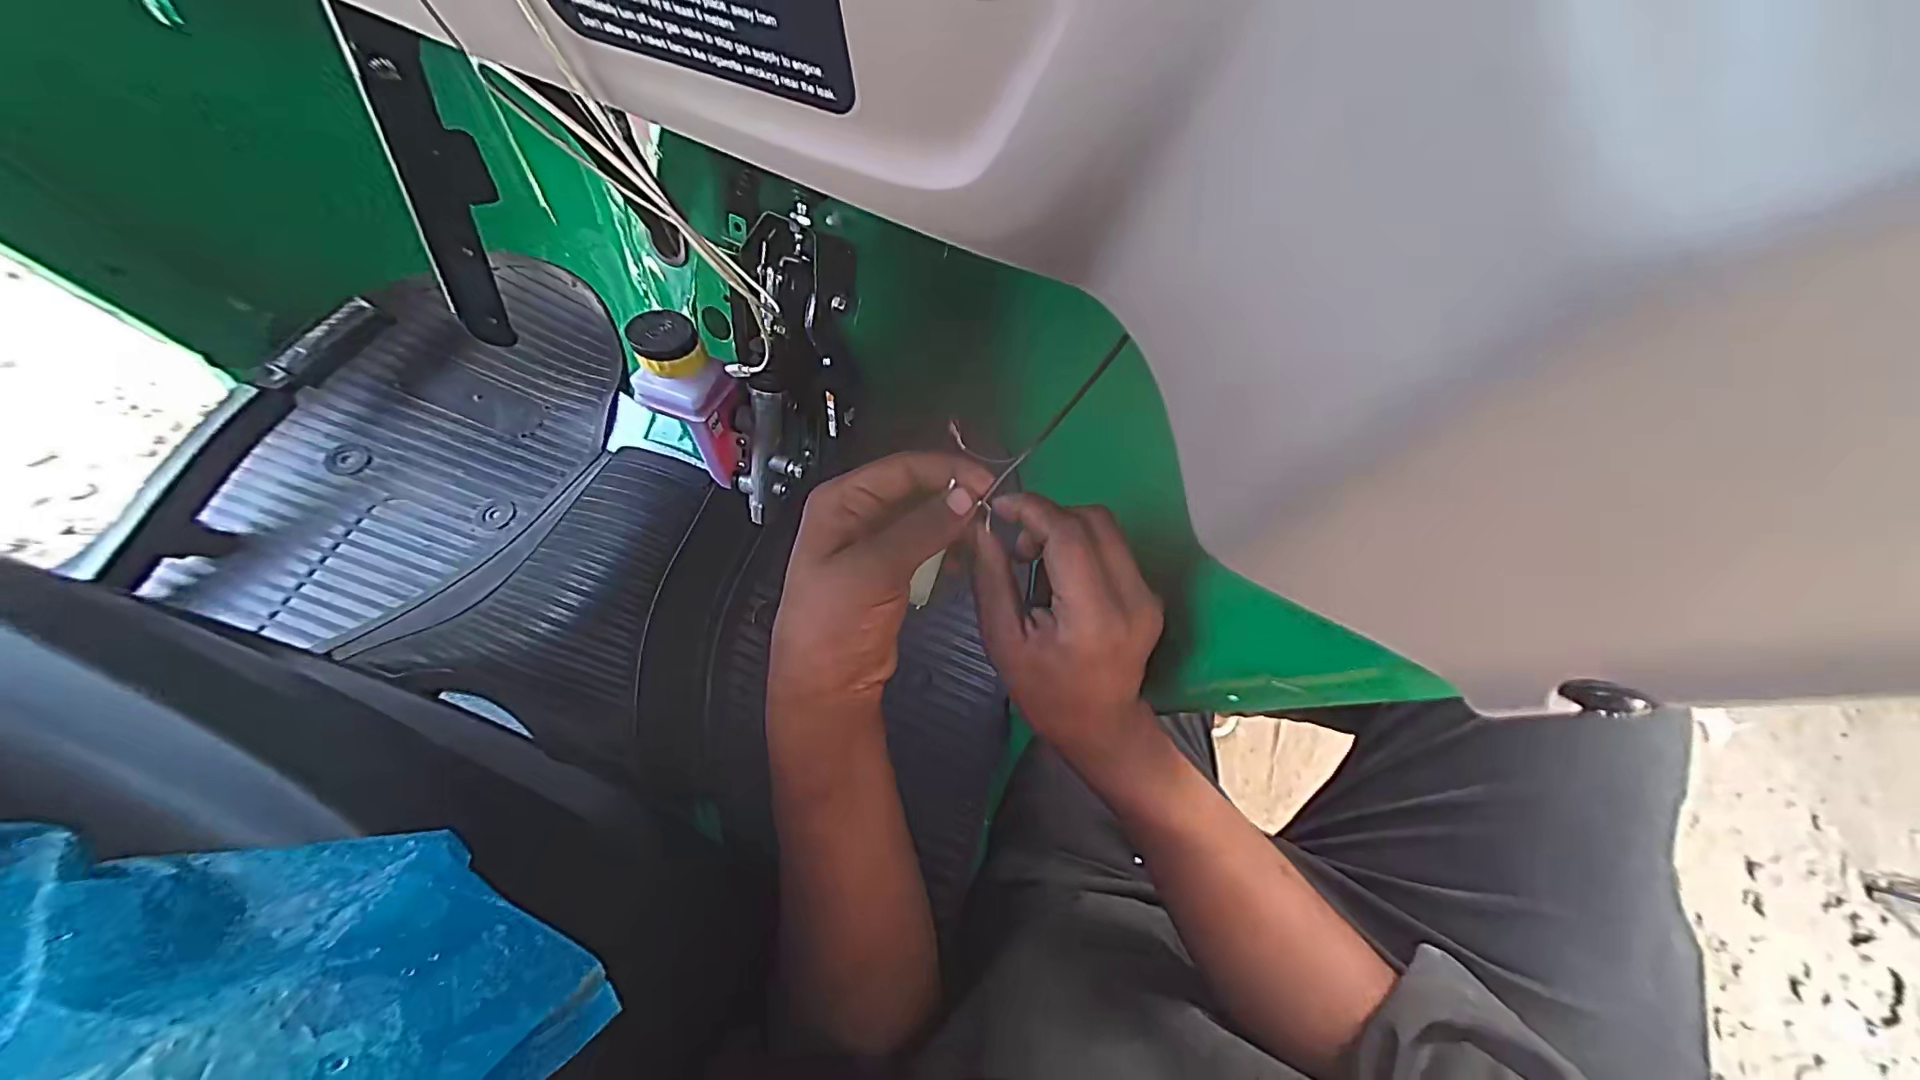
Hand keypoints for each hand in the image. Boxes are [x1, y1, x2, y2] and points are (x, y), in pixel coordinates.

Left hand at [770, 452, 993, 710]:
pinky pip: (927, 546)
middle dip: (954, 496)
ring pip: (926, 518)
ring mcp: (876, 544)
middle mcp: (857, 515)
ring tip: (979, 537)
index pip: (902, 468)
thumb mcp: (875, 568)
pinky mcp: (893, 570)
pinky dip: (947, 548)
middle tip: (991, 508)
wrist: (825, 683)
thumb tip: (966, 495)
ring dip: (954, 524)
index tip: (985, 482)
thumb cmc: (833, 622)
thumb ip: (923, 528)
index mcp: (841, 501)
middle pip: (916, 489)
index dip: (946, 469)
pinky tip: (962, 560)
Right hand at [969, 493, 1164, 766]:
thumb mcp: (1004, 641)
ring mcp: (1148, 594)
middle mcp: (1132, 598)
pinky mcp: (1150, 594)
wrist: (1102, 726)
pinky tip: (1061, 576)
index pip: (1068, 535)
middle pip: (1093, 520)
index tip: (1000, 508)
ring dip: (1065, 529)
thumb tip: (982, 530)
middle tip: (1020, 548)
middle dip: (1048, 517)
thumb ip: (992, 581)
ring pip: (1105, 528)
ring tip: (1038, 563)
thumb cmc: (1045, 693)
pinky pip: (1112, 546)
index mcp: (1094, 616)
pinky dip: (1080, 545)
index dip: (1032, 510)